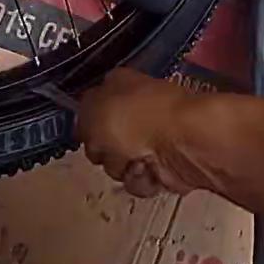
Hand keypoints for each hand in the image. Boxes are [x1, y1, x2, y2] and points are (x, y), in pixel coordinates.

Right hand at [75, 68, 210, 197]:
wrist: (181, 141)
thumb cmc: (132, 118)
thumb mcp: (90, 112)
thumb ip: (82, 123)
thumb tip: (90, 136)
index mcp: (117, 85)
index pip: (92, 105)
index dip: (87, 123)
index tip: (86, 135)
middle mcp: (135, 109)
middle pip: (103, 139)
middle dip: (103, 151)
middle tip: (110, 149)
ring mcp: (152, 138)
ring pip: (118, 162)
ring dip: (122, 166)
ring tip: (135, 161)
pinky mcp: (166, 165)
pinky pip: (139, 179)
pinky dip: (141, 179)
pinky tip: (148, 171)